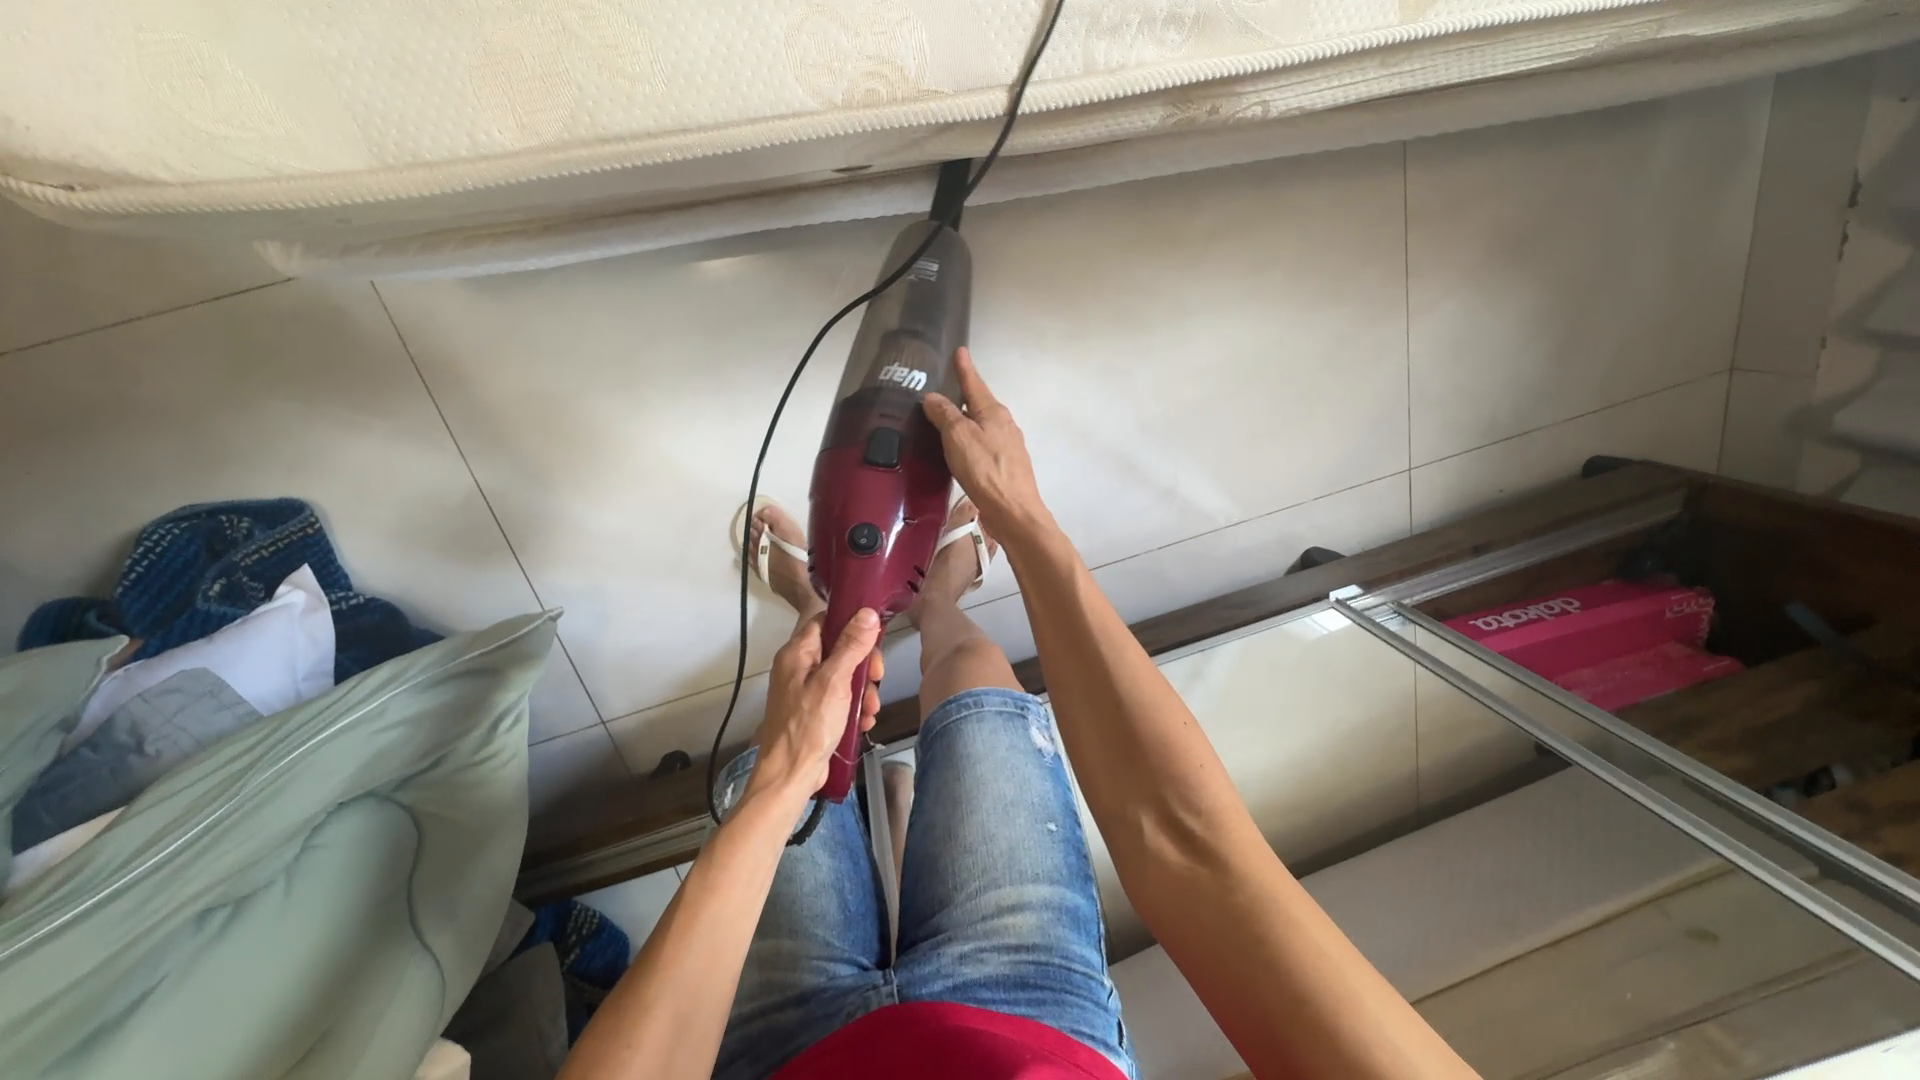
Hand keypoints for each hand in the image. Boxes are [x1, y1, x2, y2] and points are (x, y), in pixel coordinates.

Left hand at [749, 609, 884, 798]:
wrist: (790, 776)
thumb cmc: (809, 726)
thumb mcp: (835, 682)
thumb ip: (851, 646)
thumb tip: (867, 612)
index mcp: (797, 653)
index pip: (826, 620)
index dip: (851, 626)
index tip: (874, 640)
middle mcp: (798, 667)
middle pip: (839, 649)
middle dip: (863, 665)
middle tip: (877, 680)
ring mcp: (805, 690)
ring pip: (843, 676)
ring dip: (863, 691)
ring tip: (871, 710)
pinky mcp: (813, 711)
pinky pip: (839, 698)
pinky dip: (854, 708)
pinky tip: (863, 722)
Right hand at [923, 347, 1055, 545]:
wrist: (1013, 512)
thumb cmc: (985, 470)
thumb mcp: (958, 437)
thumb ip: (945, 415)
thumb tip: (932, 397)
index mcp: (993, 412)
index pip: (975, 383)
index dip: (964, 368)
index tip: (960, 351)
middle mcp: (1004, 425)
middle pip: (981, 405)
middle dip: (965, 396)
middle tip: (946, 389)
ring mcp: (1008, 447)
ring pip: (983, 426)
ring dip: (967, 421)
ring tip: (948, 420)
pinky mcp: (1006, 468)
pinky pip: (984, 446)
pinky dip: (971, 442)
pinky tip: (961, 451)